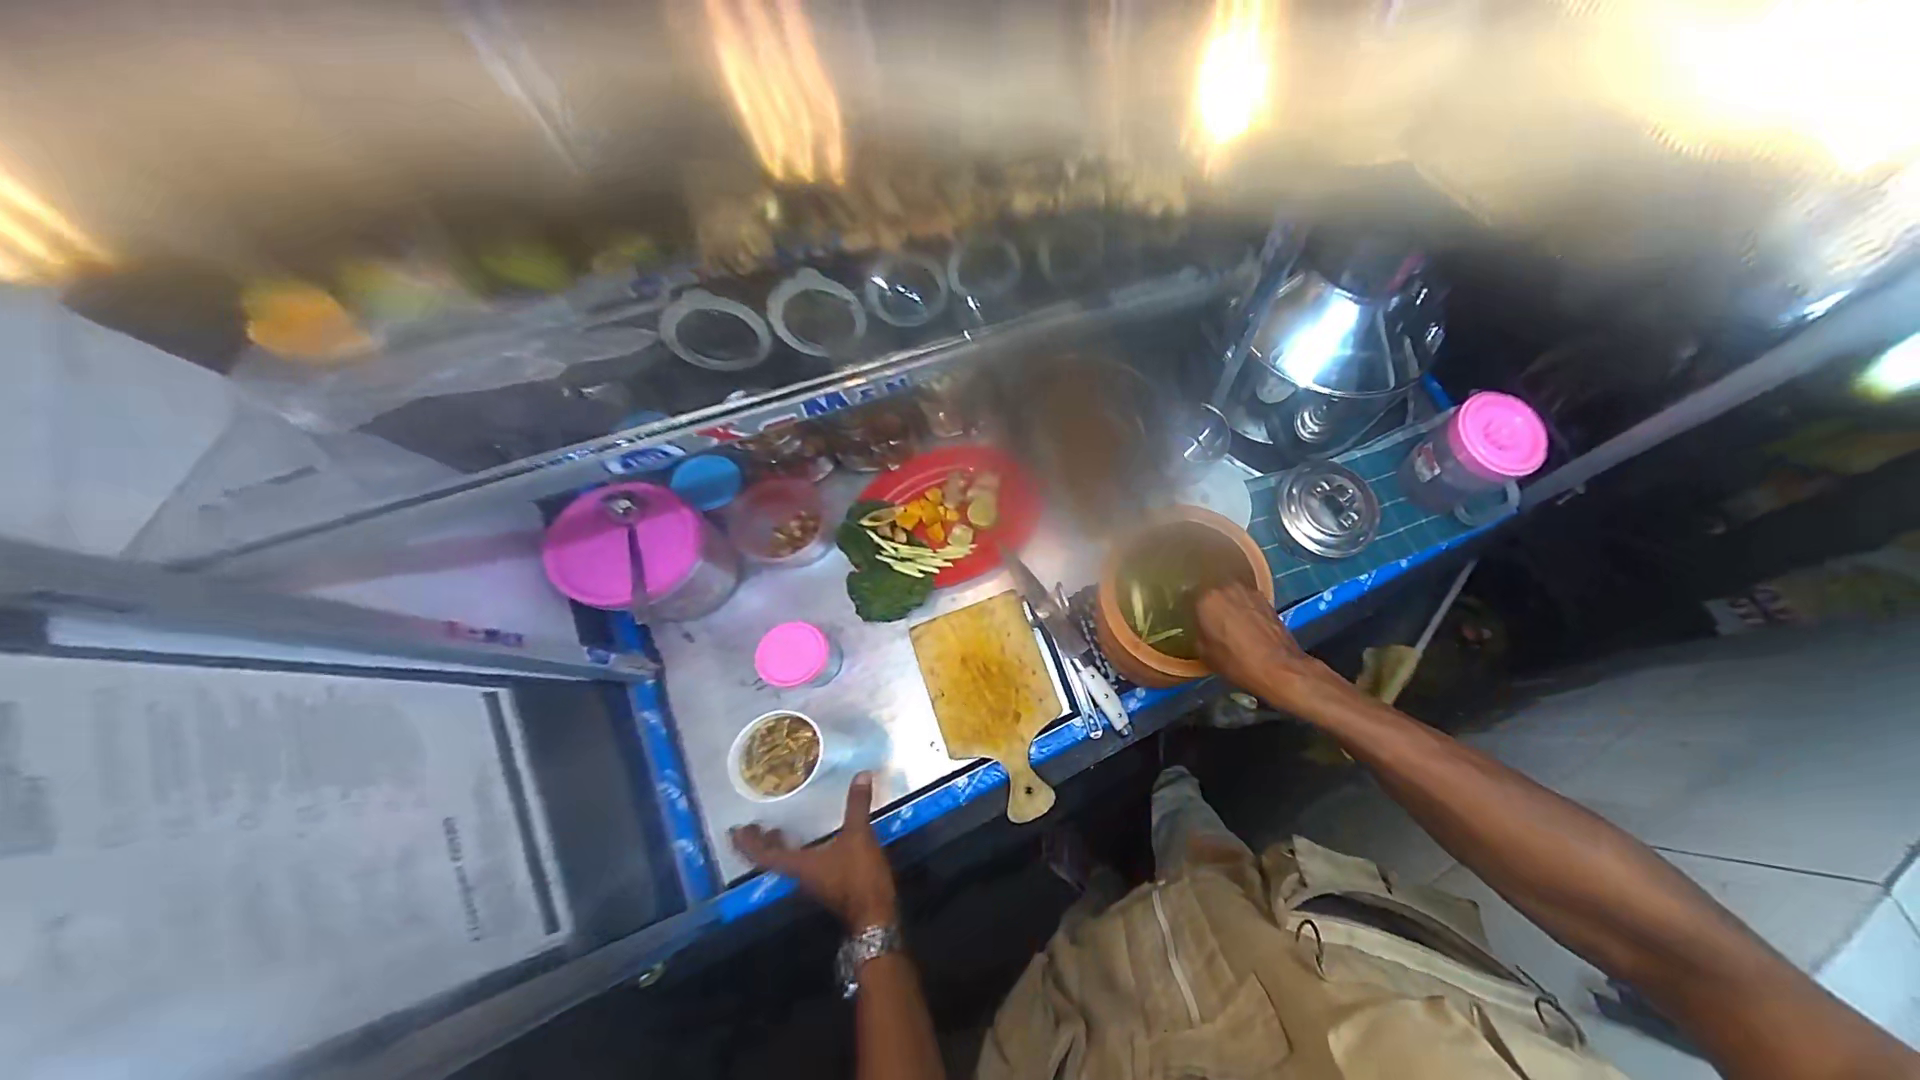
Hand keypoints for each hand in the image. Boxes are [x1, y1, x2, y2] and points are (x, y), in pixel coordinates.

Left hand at [731, 772, 896, 929]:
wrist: (874, 915)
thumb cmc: (859, 877)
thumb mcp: (858, 836)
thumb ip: (857, 805)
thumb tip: (861, 774)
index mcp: (798, 865)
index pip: (762, 855)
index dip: (747, 843)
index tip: (735, 830)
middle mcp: (799, 876)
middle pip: (769, 860)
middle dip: (759, 843)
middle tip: (753, 825)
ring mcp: (811, 882)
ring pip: (784, 864)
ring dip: (777, 847)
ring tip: (777, 828)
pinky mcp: (824, 885)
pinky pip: (800, 865)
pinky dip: (796, 851)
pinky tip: (809, 840)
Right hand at [1195, 584, 1337, 708]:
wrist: (1279, 668)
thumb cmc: (1235, 661)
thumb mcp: (1204, 653)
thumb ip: (1199, 634)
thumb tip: (1204, 629)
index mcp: (1207, 599)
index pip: (1192, 599)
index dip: (1194, 613)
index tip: (1196, 624)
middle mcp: (1227, 588)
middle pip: (1214, 595)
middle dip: (1213, 607)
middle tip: (1213, 624)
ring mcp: (1250, 592)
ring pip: (1233, 597)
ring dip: (1231, 607)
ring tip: (1233, 626)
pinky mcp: (1268, 600)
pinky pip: (1249, 603)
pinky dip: (1247, 612)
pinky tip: (1249, 628)